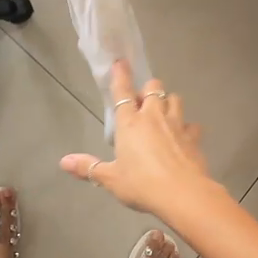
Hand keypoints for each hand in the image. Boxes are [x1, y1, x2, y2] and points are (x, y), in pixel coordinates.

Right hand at [60, 59, 223, 224]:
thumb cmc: (142, 185)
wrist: (183, 195)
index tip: (121, 62)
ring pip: (175, 99)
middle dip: (148, 90)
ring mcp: (176, 124)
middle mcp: (153, 116)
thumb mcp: (111, 179)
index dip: (121, 75)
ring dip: (168, 102)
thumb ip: (89, 168)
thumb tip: (64, 162)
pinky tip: (184, 138)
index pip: (122, 91)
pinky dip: (188, 128)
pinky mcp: (193, 137)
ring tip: (163, 115)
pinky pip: (192, 125)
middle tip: (142, 103)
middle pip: (153, 88)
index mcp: (130, 123)